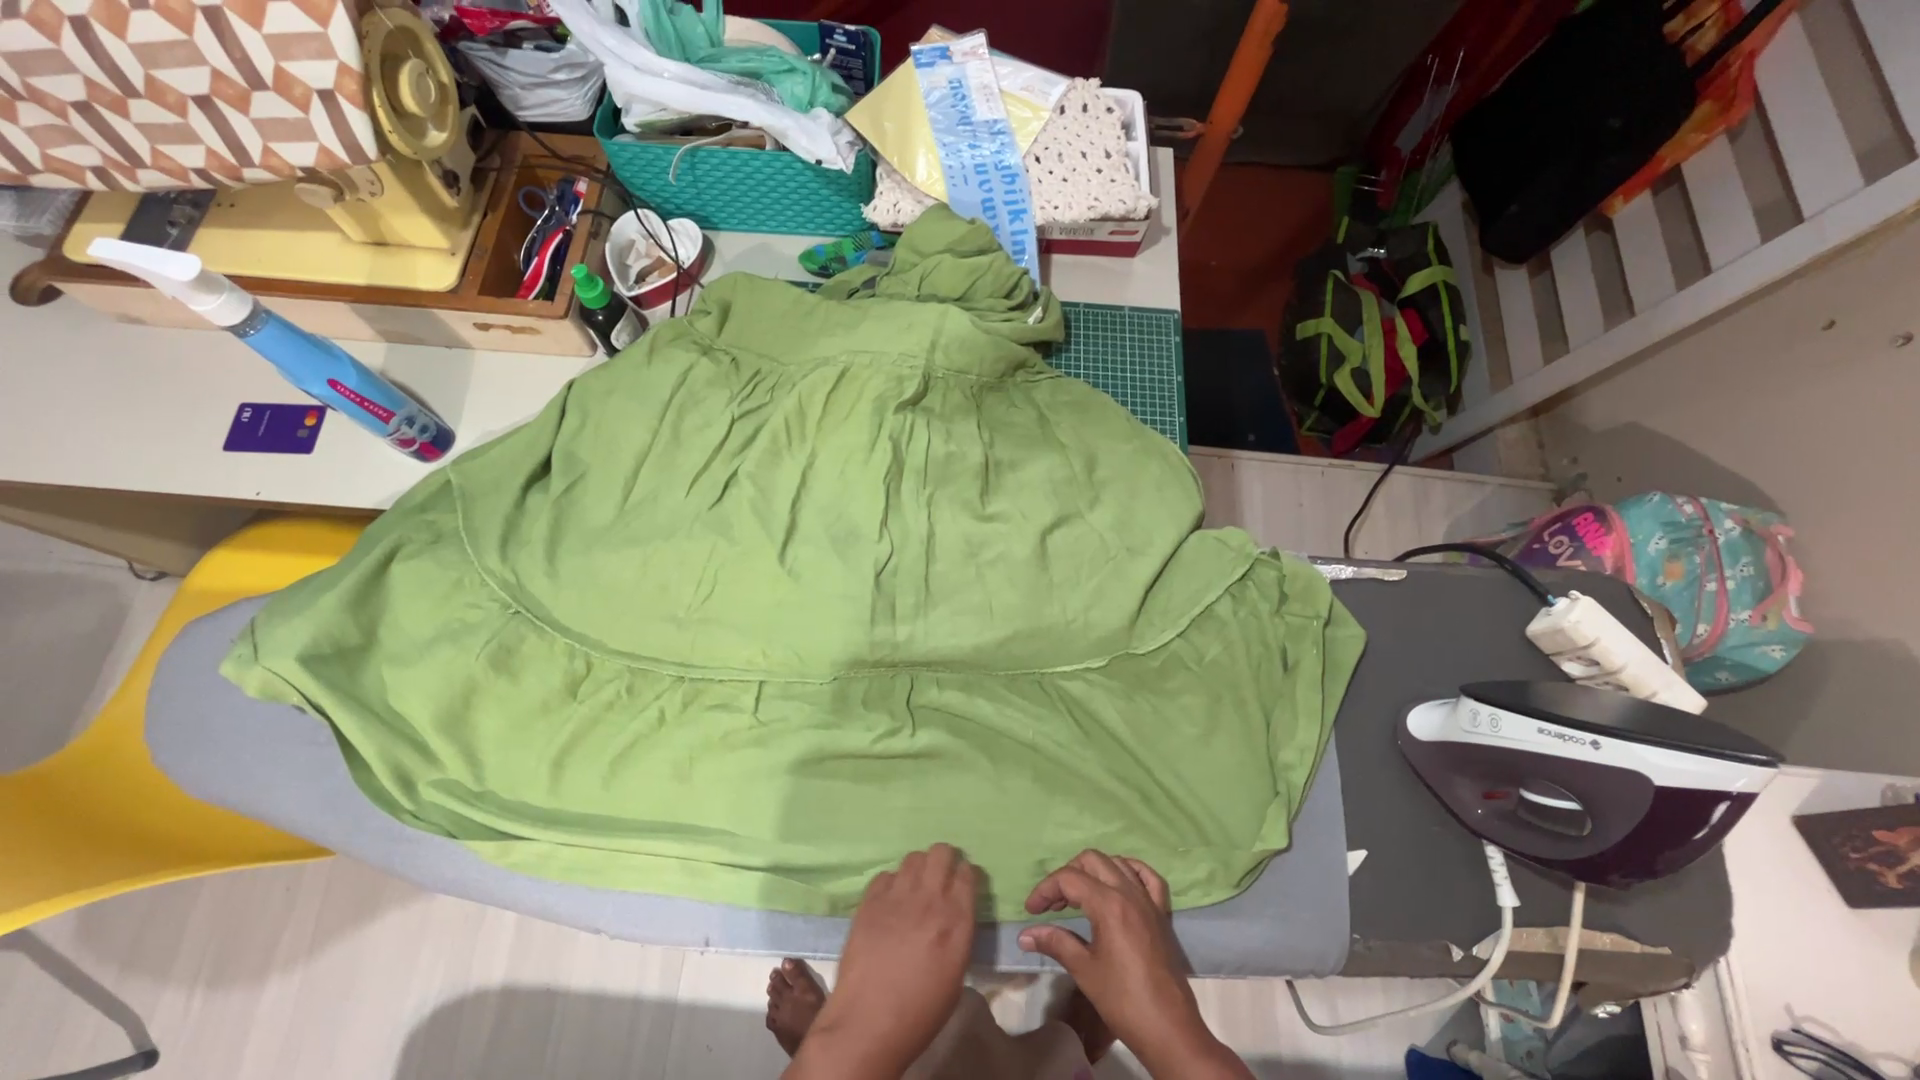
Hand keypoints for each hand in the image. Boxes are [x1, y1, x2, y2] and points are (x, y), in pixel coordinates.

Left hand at [790, 844, 976, 1079]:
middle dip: (944, 860)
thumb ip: (958, 935)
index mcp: (956, 920)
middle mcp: (929, 900)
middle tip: (941, 878)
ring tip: (914, 889)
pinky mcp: (868, 903)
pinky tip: (889, 903)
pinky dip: (891, 883)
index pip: (968, 873)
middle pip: (941, 853)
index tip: (963, 884)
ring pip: (913, 858)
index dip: (967, 875)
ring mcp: (896, 897)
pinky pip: (884, 876)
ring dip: (919, 869)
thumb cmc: (920, 1012)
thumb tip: (954, 918)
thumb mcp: (956, 975)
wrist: (868, 1023)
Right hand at [1019, 851, 1249, 1078]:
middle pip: (1092, 861)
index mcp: (1109, 904)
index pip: (1069, 878)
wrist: (1168, 1027)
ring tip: (1078, 898)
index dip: (1045, 889)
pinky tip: (1117, 885)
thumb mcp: (1084, 970)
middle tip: (1053, 904)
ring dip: (1094, 872)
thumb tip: (1024, 934)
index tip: (1031, 911)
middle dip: (1067, 875)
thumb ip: (1055, 943)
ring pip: (1118, 864)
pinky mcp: (1162, 914)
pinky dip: (1129, 872)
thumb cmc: (1122, 1000)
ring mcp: (1149, 901)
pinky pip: (1148, 878)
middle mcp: (1130, 893)